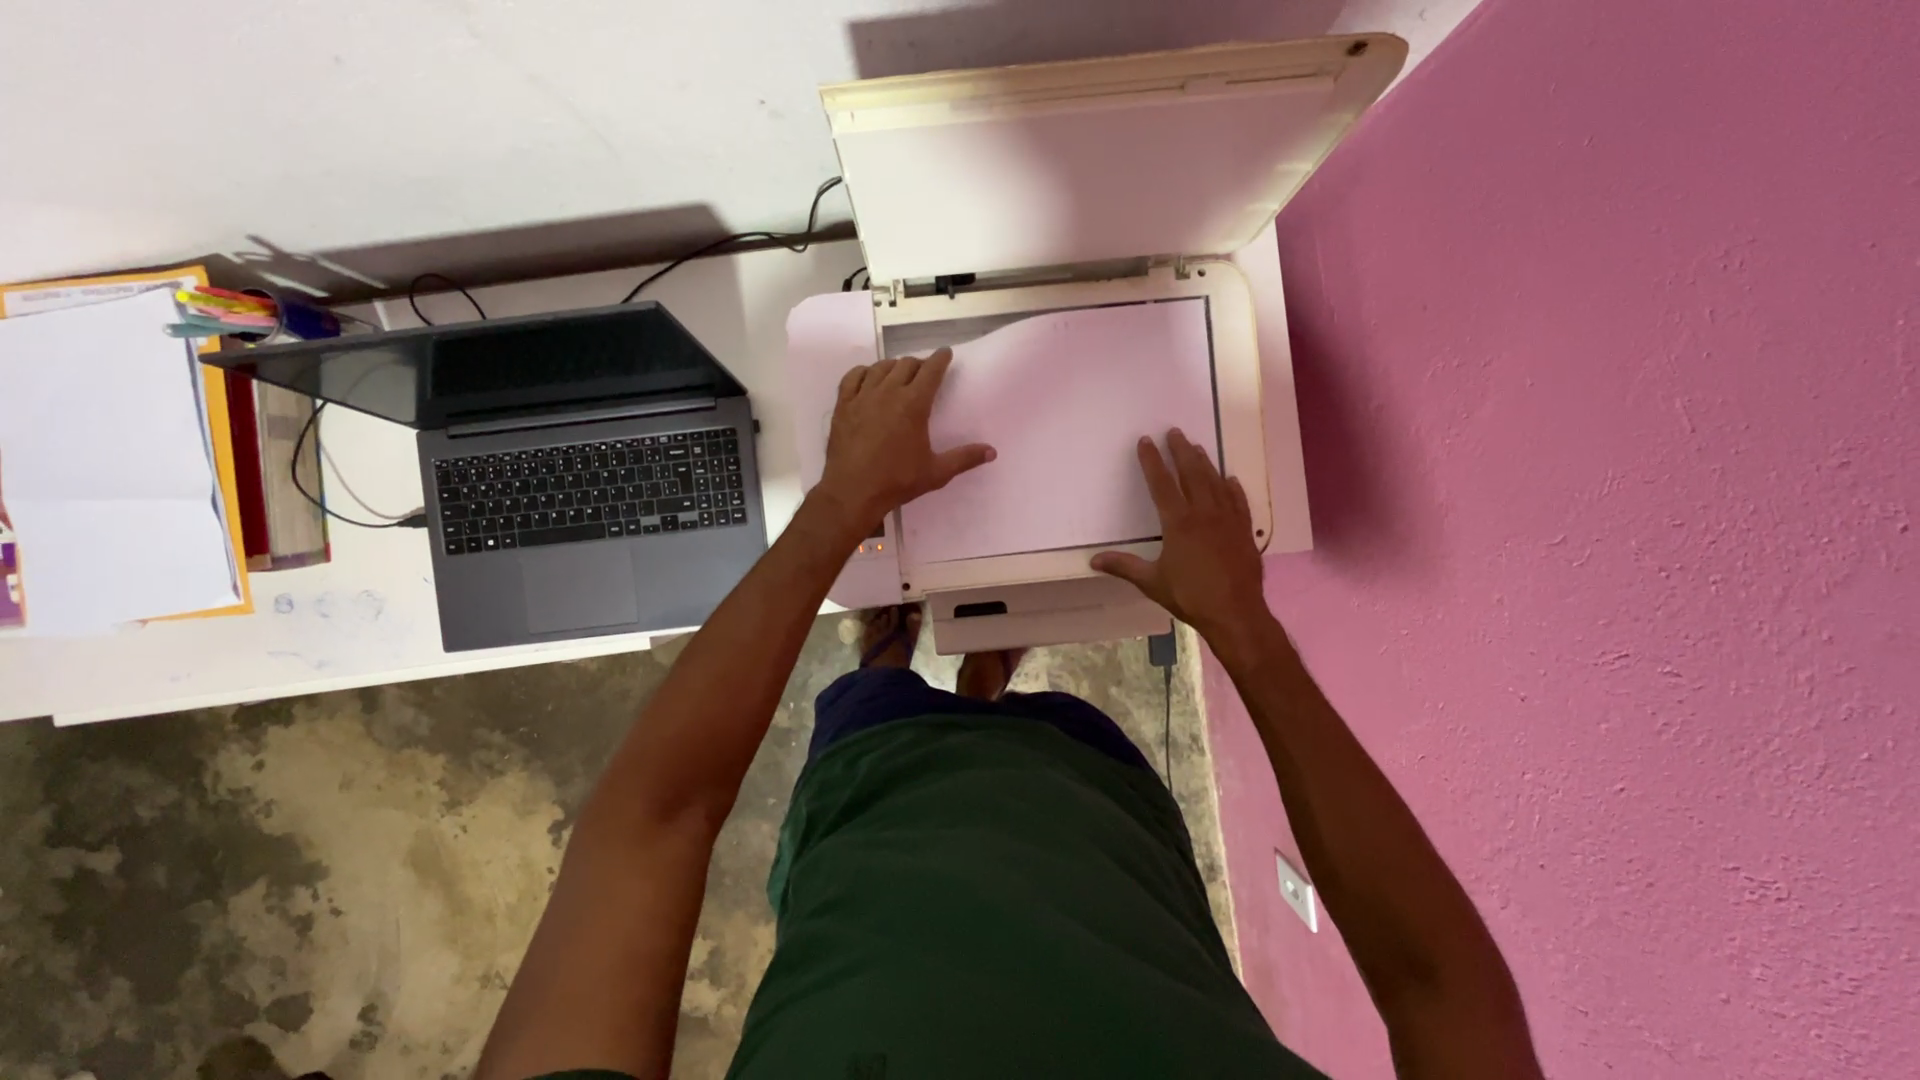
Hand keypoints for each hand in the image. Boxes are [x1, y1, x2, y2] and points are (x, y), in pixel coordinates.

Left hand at [814, 348, 994, 534]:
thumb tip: (992, 452)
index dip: (940, 359)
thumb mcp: (936, 472)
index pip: (931, 371)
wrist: (853, 491)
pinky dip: (864, 372)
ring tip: (898, 374)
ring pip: (880, 368)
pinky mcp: (843, 405)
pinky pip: (852, 377)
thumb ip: (964, 458)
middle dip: (918, 364)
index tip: (945, 353)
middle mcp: (888, 392)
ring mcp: (862, 396)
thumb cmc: (897, 481)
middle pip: (906, 365)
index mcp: (914, 404)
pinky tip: (868, 377)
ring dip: (893, 366)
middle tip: (923, 371)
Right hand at [1092, 429, 1272, 643]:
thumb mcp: (1152, 582)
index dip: (1152, 461)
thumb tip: (1094, 560)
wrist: (1235, 612)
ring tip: (1197, 448)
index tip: (1146, 442)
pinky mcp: (1244, 531)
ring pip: (1215, 483)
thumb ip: (1124, 566)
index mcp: (1178, 523)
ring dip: (1205, 463)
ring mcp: (1228, 520)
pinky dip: (1232, 488)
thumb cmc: (1190, 596)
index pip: (1161, 484)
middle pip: (1192, 474)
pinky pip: (1238, 501)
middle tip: (1175, 432)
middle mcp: (1204, 514)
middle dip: (1181, 451)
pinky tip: (1230, 479)